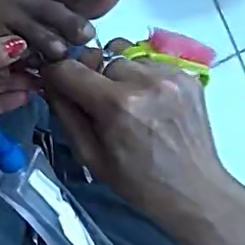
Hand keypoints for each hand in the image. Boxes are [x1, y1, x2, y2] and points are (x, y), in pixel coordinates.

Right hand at [40, 40, 244, 244]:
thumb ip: (65, 112)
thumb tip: (50, 81)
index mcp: (116, 104)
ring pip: (123, 54)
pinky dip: (141, 75)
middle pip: (96, 57)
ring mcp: (170, 75)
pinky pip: (148, 61)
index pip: (67, 68)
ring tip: (126, 100)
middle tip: (98, 102)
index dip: (56, 75)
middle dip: (90, 76)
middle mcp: (144, 81)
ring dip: (116, 72)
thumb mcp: (87, 154)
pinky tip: (148, 101)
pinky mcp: (187, 75)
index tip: (56, 85)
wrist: (194, 190)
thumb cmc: (136, 180)